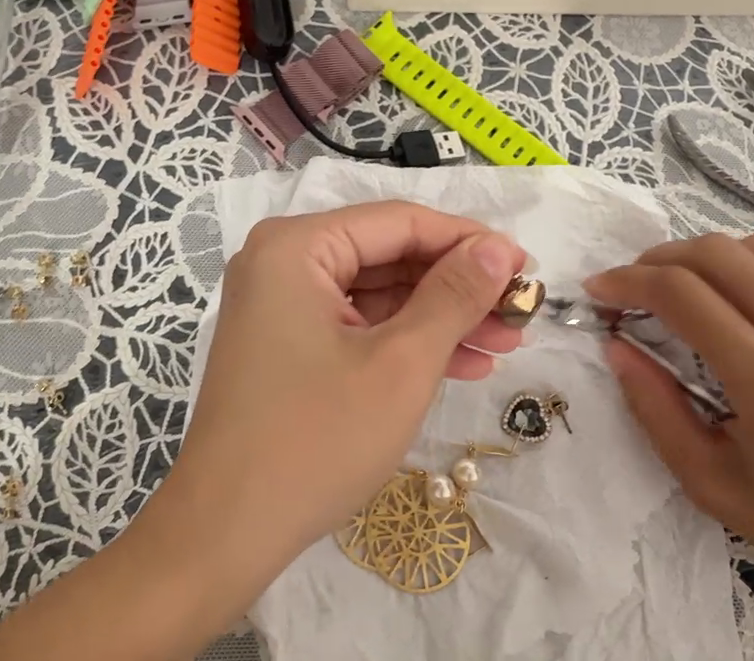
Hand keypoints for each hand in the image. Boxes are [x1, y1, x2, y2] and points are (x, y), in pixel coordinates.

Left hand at [147, 201, 524, 582]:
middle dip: (457, 286)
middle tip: (521, 311)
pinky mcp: (285, 344)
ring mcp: (279, 306)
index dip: (467, 241)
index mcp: (296, 247)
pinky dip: (405, 342)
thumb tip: (498, 249)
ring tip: (506, 342)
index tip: (526, 267)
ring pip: (377, 294)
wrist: (227, 530)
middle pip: (387, 256)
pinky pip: (356, 326)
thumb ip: (453, 296)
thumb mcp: (400, 363)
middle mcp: (281, 262)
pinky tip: (461, 364)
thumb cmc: (317, 438)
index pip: (398, 223)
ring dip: (440, 318)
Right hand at [588, 234, 753, 659]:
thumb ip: (656, 411)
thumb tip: (616, 348)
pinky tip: (750, 289)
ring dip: (710, 253)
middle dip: (658, 257)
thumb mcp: (716, 487)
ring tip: (688, 282)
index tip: (599, 290)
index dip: (626, 281)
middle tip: (633, 283)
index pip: (678, 293)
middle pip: (715, 253)